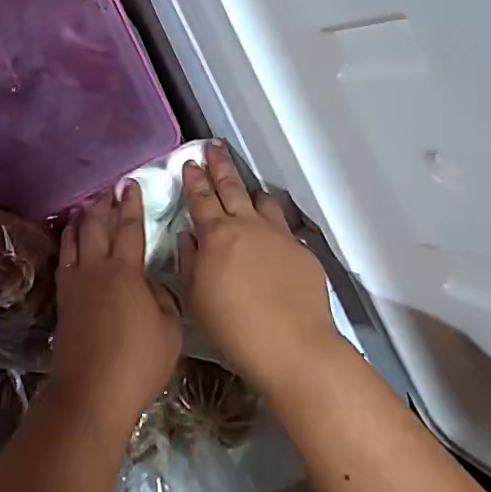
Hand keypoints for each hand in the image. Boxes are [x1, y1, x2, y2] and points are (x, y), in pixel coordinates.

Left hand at [54, 184, 182, 428]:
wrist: (91, 395)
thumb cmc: (138, 361)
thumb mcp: (170, 327)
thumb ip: (161, 297)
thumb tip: (149, 284)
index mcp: (126, 271)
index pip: (129, 228)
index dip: (132, 205)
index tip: (131, 184)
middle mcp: (97, 270)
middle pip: (98, 227)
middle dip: (105, 204)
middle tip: (111, 188)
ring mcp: (76, 285)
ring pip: (76, 241)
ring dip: (83, 220)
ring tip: (87, 205)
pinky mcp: (63, 302)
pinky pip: (65, 261)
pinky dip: (67, 244)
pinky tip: (70, 242)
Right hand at [179, 141, 345, 393]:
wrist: (293, 345)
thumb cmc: (235, 329)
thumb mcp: (197, 299)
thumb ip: (190, 262)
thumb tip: (188, 237)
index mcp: (217, 236)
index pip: (201, 199)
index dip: (194, 180)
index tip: (190, 163)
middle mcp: (248, 226)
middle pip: (231, 187)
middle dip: (220, 165)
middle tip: (214, 147)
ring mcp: (278, 235)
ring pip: (261, 201)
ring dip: (250, 191)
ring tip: (245, 187)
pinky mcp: (301, 249)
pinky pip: (283, 225)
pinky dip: (273, 221)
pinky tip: (272, 230)